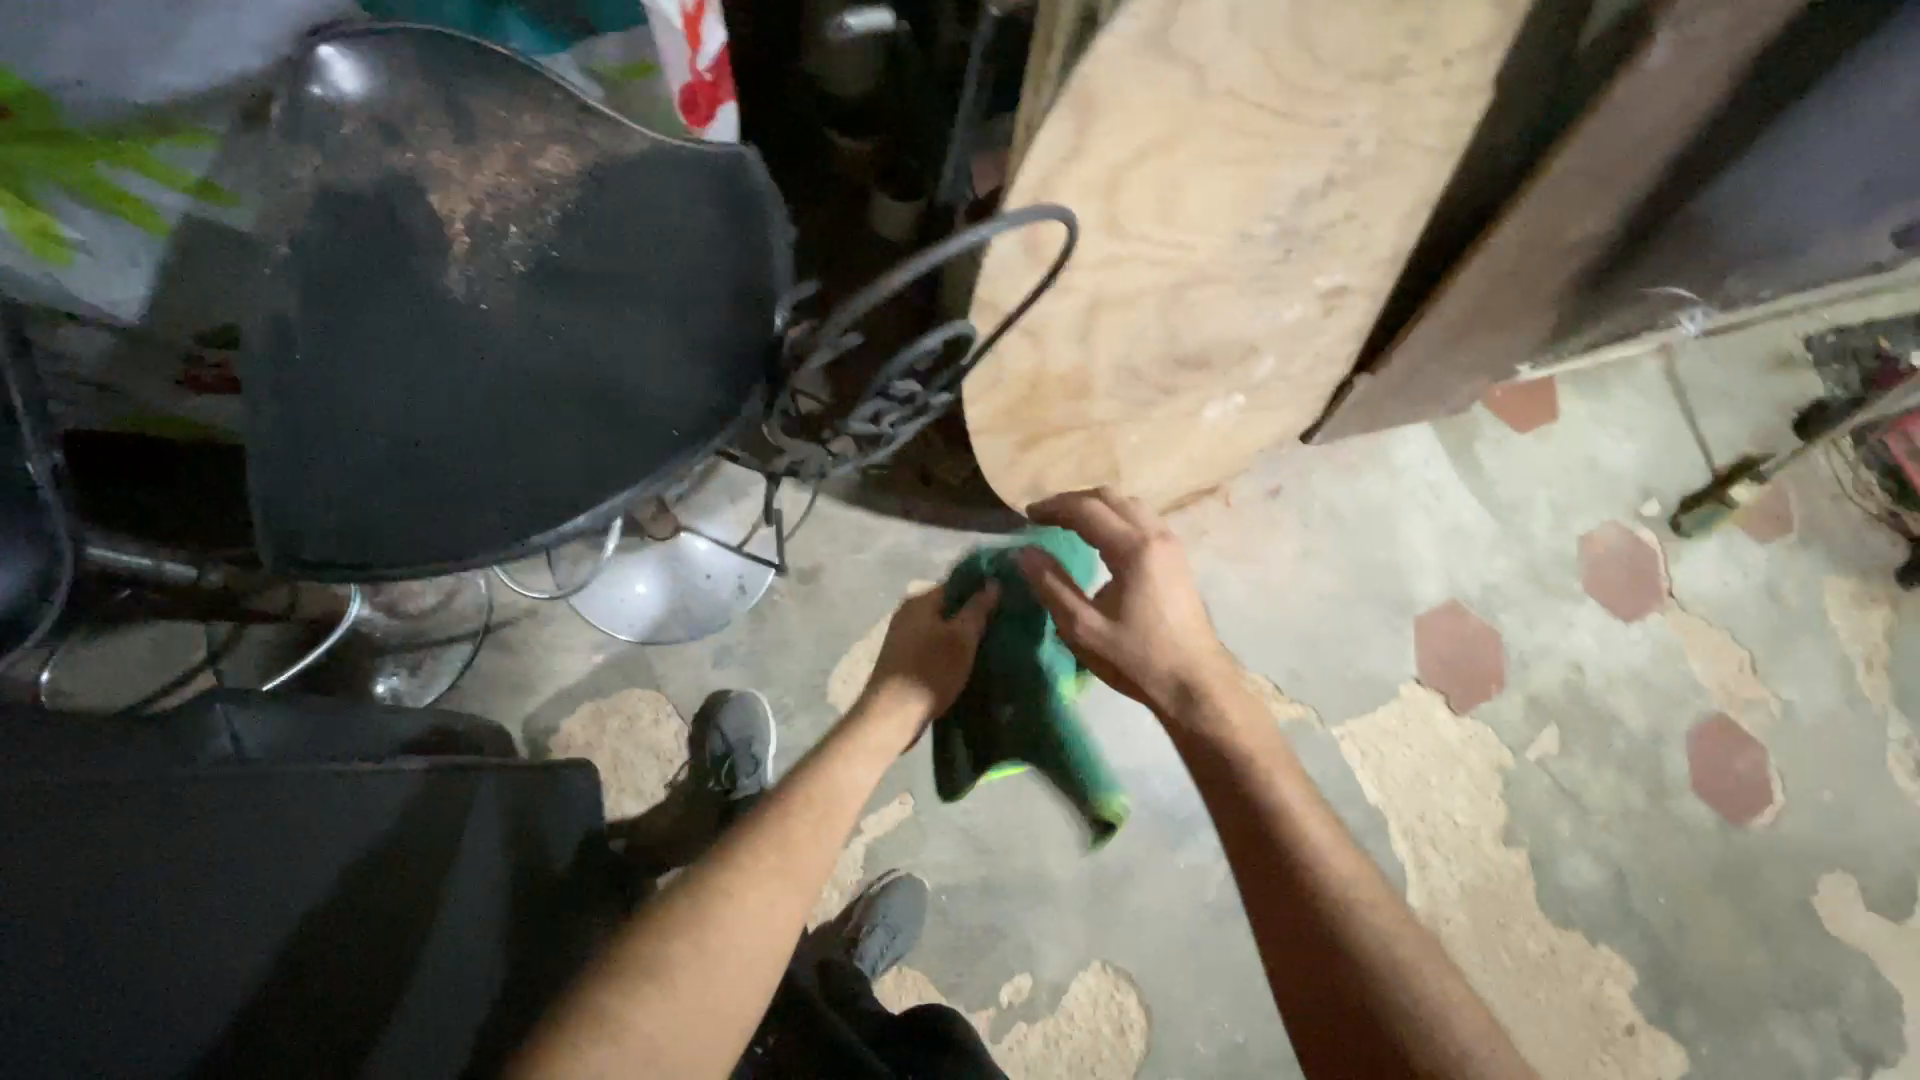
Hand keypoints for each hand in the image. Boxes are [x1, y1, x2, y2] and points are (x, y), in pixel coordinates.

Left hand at [852, 583, 1000, 747]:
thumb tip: (993, 582)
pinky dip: (950, 649)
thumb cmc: (930, 672)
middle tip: (1003, 624)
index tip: (1007, 601)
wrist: (891, 715)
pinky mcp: (903, 658)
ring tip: (991, 644)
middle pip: (949, 606)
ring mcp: (903, 636)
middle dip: (974, 615)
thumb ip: (977, 609)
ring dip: (963, 635)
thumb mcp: (961, 639)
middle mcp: (908, 612)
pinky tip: (967, 661)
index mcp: (920, 600)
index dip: (982, 590)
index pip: (957, 584)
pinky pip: (933, 645)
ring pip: (941, 627)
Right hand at [1018, 488, 1234, 722]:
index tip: (1027, 515)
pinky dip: (1116, 518)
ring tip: (1069, 523)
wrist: (1195, 683)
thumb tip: (1025, 552)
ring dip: (1097, 507)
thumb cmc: (1137, 659)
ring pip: (1130, 506)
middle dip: (1074, 501)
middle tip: (1045, 516)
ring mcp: (1172, 546)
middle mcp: (1157, 536)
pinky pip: (1143, 521)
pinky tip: (1101, 540)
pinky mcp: (1178, 559)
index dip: (1053, 507)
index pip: (1087, 510)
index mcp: (1134, 549)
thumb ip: (1051, 585)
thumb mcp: (1083, 628)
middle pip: (1110, 498)